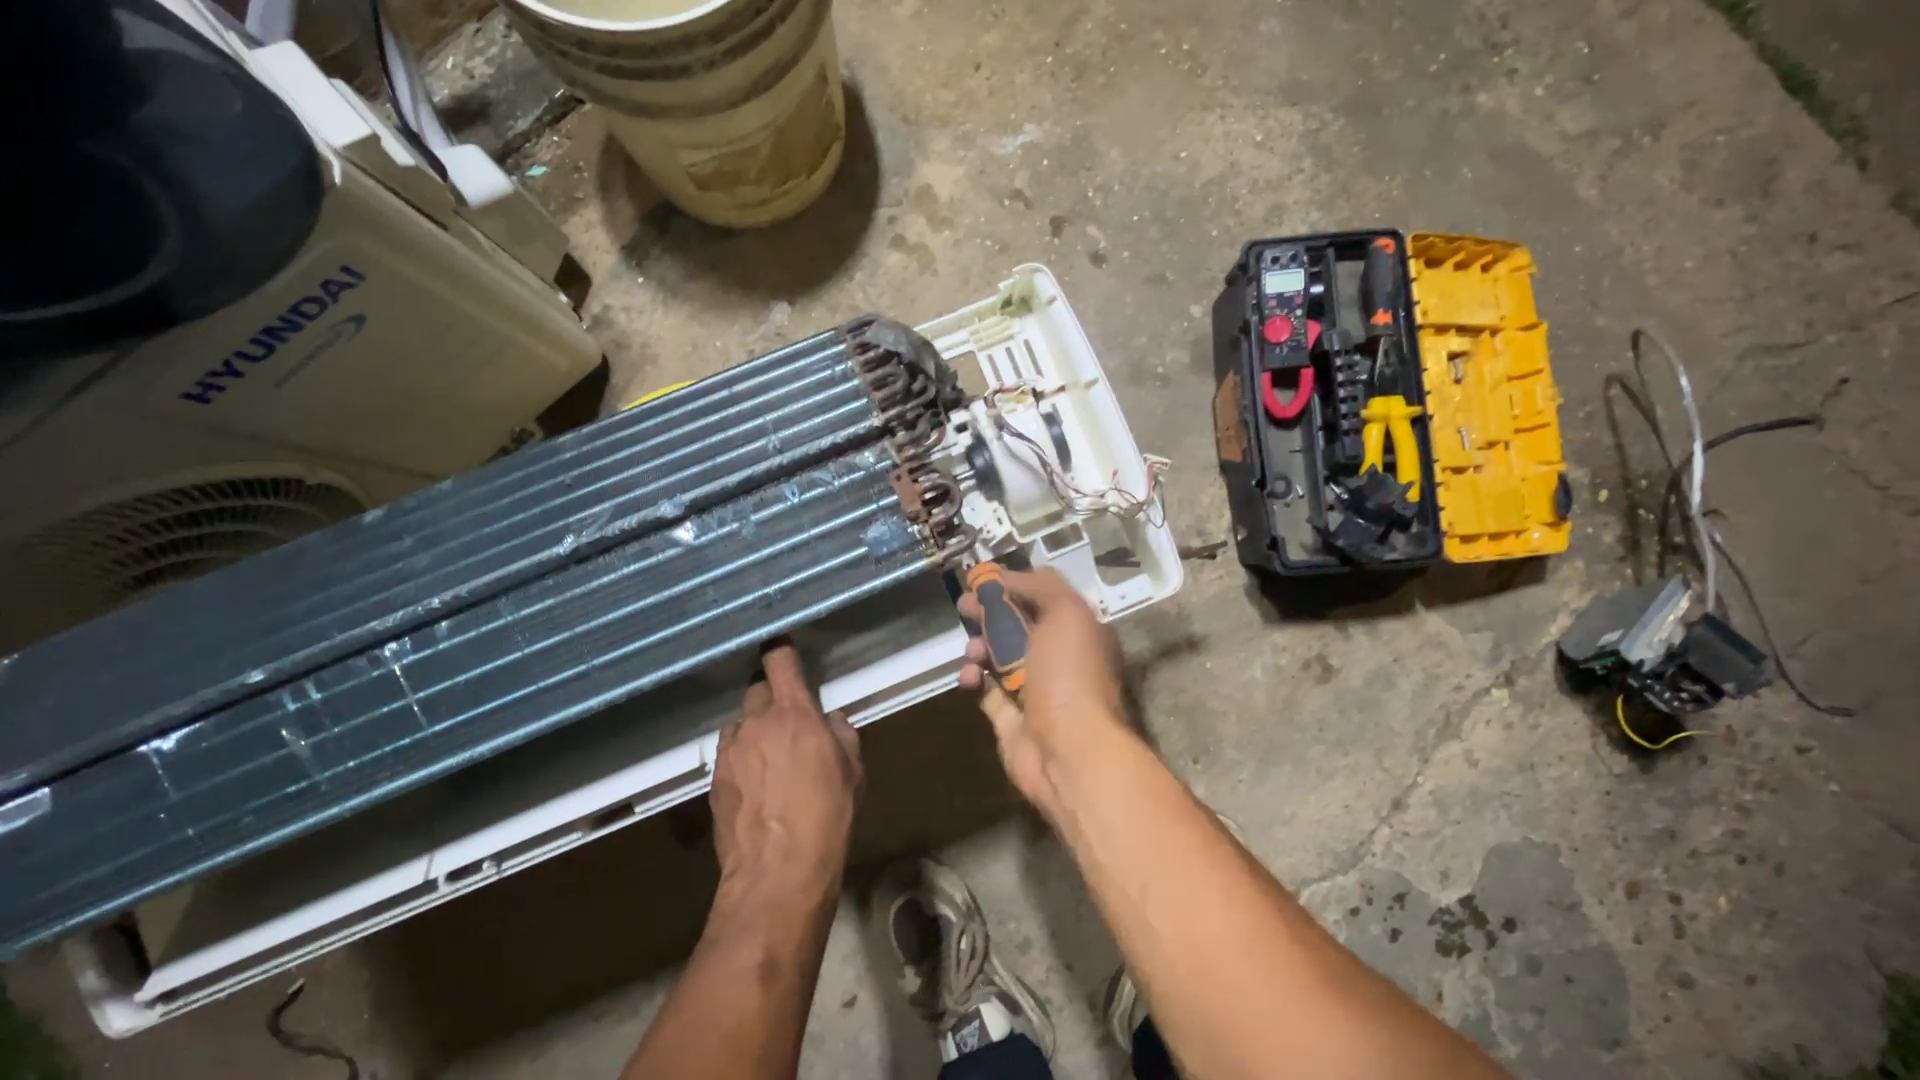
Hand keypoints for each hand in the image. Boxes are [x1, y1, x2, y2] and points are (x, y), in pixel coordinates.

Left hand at [709, 643, 861, 908]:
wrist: (778, 872)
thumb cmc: (827, 818)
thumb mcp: (853, 772)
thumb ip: (841, 734)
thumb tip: (828, 720)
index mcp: (794, 714)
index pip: (779, 662)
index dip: (781, 653)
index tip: (784, 651)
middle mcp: (756, 723)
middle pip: (757, 691)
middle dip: (771, 699)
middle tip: (788, 721)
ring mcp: (730, 751)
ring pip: (740, 724)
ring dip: (753, 731)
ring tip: (769, 760)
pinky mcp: (713, 779)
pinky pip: (729, 754)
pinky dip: (741, 759)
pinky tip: (755, 786)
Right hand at [957, 568, 1131, 809]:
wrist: (1067, 750)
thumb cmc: (1069, 675)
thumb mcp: (1065, 612)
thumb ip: (1038, 586)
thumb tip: (1003, 577)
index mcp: (1080, 632)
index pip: (1044, 598)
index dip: (1013, 586)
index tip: (982, 580)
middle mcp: (1060, 659)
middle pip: (1018, 626)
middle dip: (990, 614)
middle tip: (963, 607)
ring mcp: (1036, 691)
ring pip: (999, 657)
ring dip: (979, 646)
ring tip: (972, 650)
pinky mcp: (1011, 718)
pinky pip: (986, 689)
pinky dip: (972, 678)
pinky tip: (968, 676)